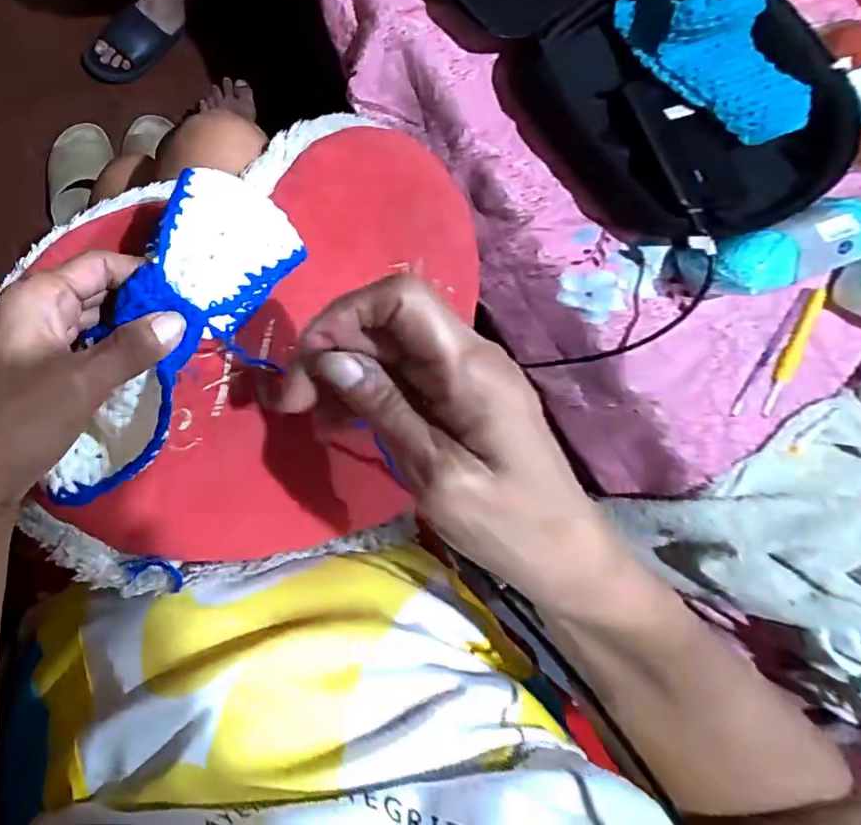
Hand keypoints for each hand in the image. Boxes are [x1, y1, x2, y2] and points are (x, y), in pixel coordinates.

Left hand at [0, 251, 184, 514]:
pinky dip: (104, 349)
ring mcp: (30, 339)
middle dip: (136, 302)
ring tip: (168, 338)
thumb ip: (132, 347)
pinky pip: (76, 346)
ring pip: (86, 320)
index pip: (98, 265)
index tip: (181, 292)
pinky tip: (134, 361)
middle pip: (92, 290)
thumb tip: (179, 319)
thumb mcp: (83, 381)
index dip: (140, 273)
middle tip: (182, 317)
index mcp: (37, 296)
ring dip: (123, 328)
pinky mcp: (33, 368)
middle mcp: (32, 308)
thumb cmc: (24, 420)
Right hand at [269, 274, 645, 617]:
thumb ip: (385, 411)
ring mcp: (456, 376)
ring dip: (335, 373)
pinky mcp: (447, 397)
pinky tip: (335, 424)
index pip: (401, 297)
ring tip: (308, 417)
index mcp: (470, 367)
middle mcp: (463, 356)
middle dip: (328, 350)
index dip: (346, 314)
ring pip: (379, 347)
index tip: (310, 362)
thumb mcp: (439, 476)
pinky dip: (355, 392)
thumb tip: (330, 360)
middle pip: (381, 321)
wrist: (568, 563)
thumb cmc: (511, 527)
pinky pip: (390, 375)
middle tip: (291, 400)